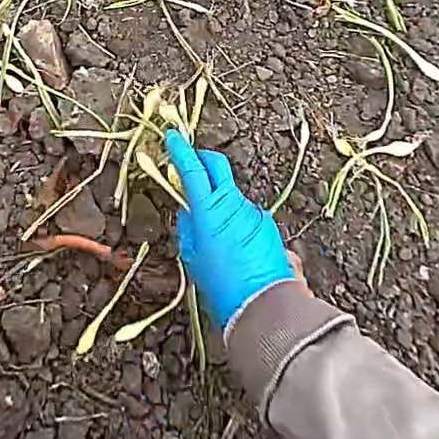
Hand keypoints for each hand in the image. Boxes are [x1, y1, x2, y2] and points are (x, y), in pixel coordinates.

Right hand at [165, 128, 296, 328]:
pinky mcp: (265, 220)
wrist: (262, 302)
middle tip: (192, 164)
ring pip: (230, 193)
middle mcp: (233, 202)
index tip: (173, 137)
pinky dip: (235, 218)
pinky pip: (245, 212)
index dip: (181, 151)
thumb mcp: (193, 257)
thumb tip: (187, 210)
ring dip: (220, 199)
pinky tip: (233, 244)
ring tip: (214, 231)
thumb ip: (188, 227)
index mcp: (210, 210)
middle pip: (218, 165)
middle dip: (203, 159)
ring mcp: (252, 209)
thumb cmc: (221, 285)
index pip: (193, 170)